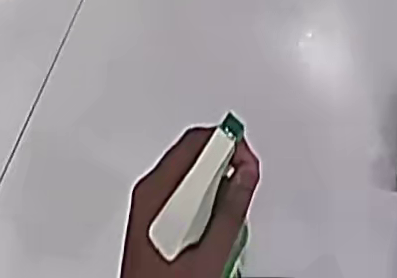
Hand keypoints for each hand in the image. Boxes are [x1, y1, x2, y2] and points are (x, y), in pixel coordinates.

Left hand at [121, 127, 259, 277]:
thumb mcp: (207, 256)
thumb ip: (230, 211)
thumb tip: (247, 172)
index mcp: (155, 192)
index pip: (196, 141)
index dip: (228, 142)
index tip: (248, 160)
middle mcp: (148, 194)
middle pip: (194, 153)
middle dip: (226, 163)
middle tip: (246, 182)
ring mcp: (148, 208)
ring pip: (192, 173)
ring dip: (218, 183)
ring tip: (231, 212)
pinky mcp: (152, 223)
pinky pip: (185, 192)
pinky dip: (206, 199)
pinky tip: (214, 227)